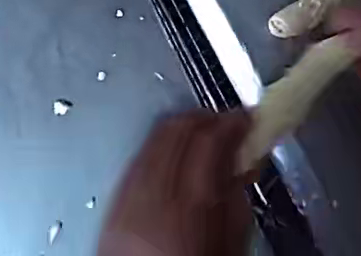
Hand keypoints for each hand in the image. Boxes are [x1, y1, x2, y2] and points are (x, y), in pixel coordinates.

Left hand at [99, 110, 250, 255]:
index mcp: (189, 209)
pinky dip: (159, 149)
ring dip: (183, 129)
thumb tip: (242, 162)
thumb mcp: (229, 247)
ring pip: (155, 138)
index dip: (234, 121)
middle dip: (207, 118)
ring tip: (202, 137)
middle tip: (227, 123)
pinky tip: (173, 158)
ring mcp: (127, 201)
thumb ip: (236, 199)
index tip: (248, 118)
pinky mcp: (112, 209)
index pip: (211, 139)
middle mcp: (152, 197)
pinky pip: (137, 161)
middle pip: (179, 129)